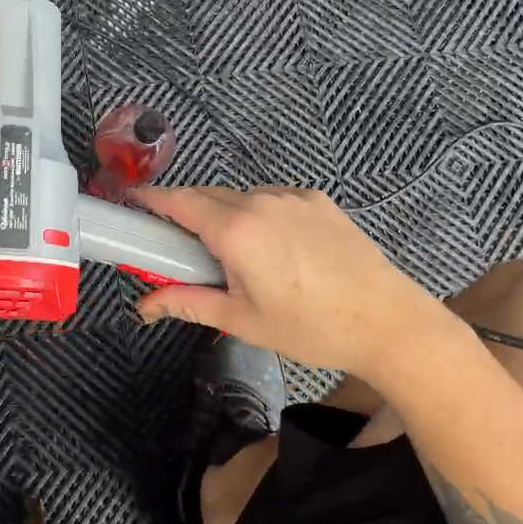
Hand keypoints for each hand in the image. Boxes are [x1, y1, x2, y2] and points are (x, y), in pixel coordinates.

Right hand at [133, 186, 448, 379]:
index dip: (151, 199)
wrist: (390, 323)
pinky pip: (273, 199)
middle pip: (207, 196)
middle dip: (187, 214)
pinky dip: (260, 214)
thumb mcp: (241, 320)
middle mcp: (260, 201)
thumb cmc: (310, 327)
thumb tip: (143, 307)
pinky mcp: (318, 200)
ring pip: (241, 197)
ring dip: (226, 215)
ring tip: (237, 257)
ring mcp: (292, 196)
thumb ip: (187, 304)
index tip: (132, 204)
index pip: (178, 201)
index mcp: (236, 230)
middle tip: (181, 247)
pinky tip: (276, 249)